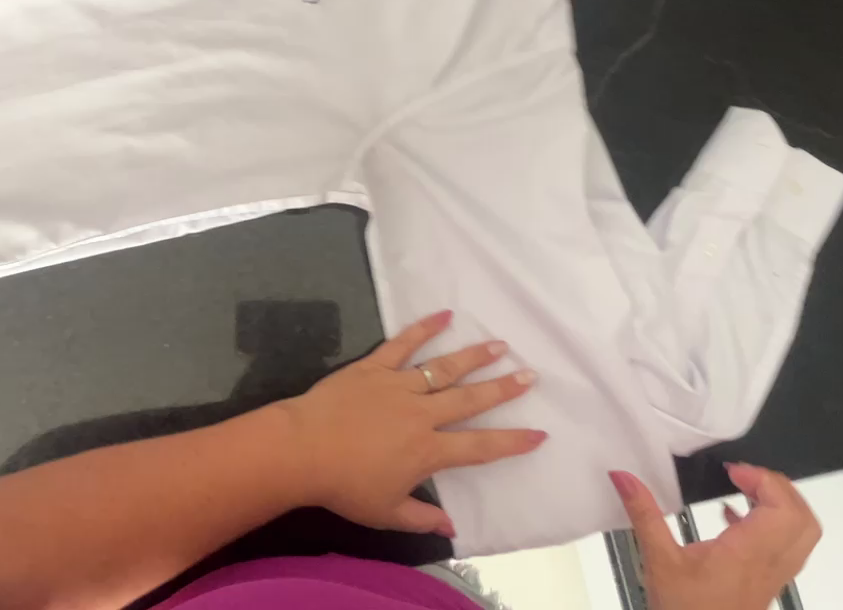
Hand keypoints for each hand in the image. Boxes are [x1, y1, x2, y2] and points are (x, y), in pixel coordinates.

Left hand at [273, 309, 543, 537]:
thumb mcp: (386, 512)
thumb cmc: (344, 485)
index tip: (539, 433)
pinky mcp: (374, 366)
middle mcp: (421, 413)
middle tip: (530, 375)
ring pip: (443, 368)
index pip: (479, 447)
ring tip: (499, 345)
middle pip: (469, 399)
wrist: (303, 448)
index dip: (511, 442)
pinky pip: (402, 344)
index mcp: (427, 451)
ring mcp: (398, 385)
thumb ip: (422, 518)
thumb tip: (451, 527)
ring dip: (474, 356)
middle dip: (503, 388)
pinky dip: (423, 328)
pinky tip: (444, 314)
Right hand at [611, 464, 820, 609]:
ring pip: (801, 535)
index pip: (784, 510)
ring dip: (778, 503)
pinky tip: (731, 515)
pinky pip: (784, 546)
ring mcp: (771, 576)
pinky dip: (768, 522)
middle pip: (804, 520)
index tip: (731, 471)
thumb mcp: (658, 560)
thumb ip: (643, 514)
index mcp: (748, 554)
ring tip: (741, 487)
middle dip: (778, 487)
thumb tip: (623, 476)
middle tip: (743, 474)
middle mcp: (769, 565)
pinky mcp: (764, 583)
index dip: (764, 480)